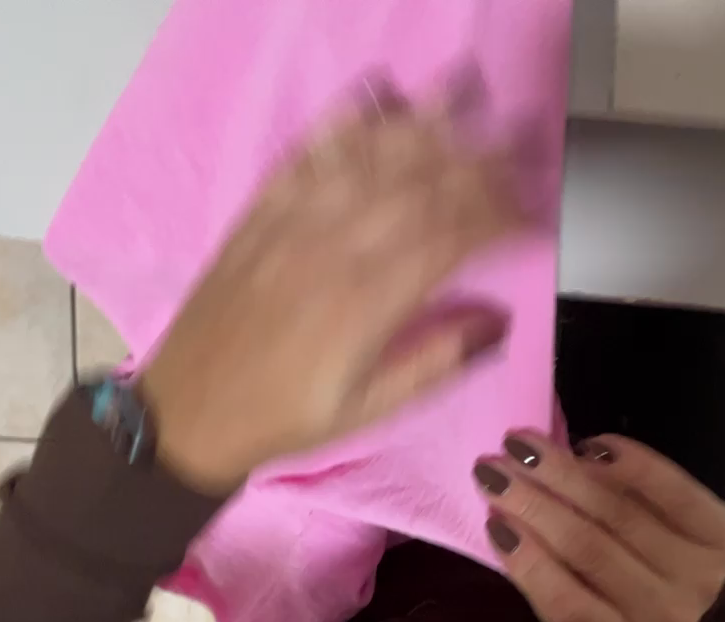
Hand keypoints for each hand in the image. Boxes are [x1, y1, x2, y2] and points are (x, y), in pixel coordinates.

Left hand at [139, 83, 526, 492]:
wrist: (189, 413)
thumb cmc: (286, 418)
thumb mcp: (369, 412)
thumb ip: (434, 364)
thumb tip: (498, 323)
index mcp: (365, 306)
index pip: (450, 240)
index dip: (499, 219)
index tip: (535, 213)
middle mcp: (331, 252)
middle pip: (418, 188)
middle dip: (478, 163)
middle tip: (520, 146)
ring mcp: (290, 226)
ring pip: (369, 161)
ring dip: (424, 127)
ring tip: (466, 100)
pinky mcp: (259, 215)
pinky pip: (309, 157)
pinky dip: (348, 125)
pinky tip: (379, 102)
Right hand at [474, 432, 724, 621]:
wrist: (715, 614)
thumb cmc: (628, 612)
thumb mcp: (590, 619)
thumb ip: (551, 580)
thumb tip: (505, 515)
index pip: (566, 604)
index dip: (527, 561)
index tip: (491, 518)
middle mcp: (663, 612)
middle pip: (589, 548)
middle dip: (533, 501)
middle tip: (492, 466)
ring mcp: (696, 570)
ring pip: (620, 511)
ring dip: (564, 472)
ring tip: (524, 445)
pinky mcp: (719, 529)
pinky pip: (667, 486)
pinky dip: (626, 461)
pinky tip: (589, 444)